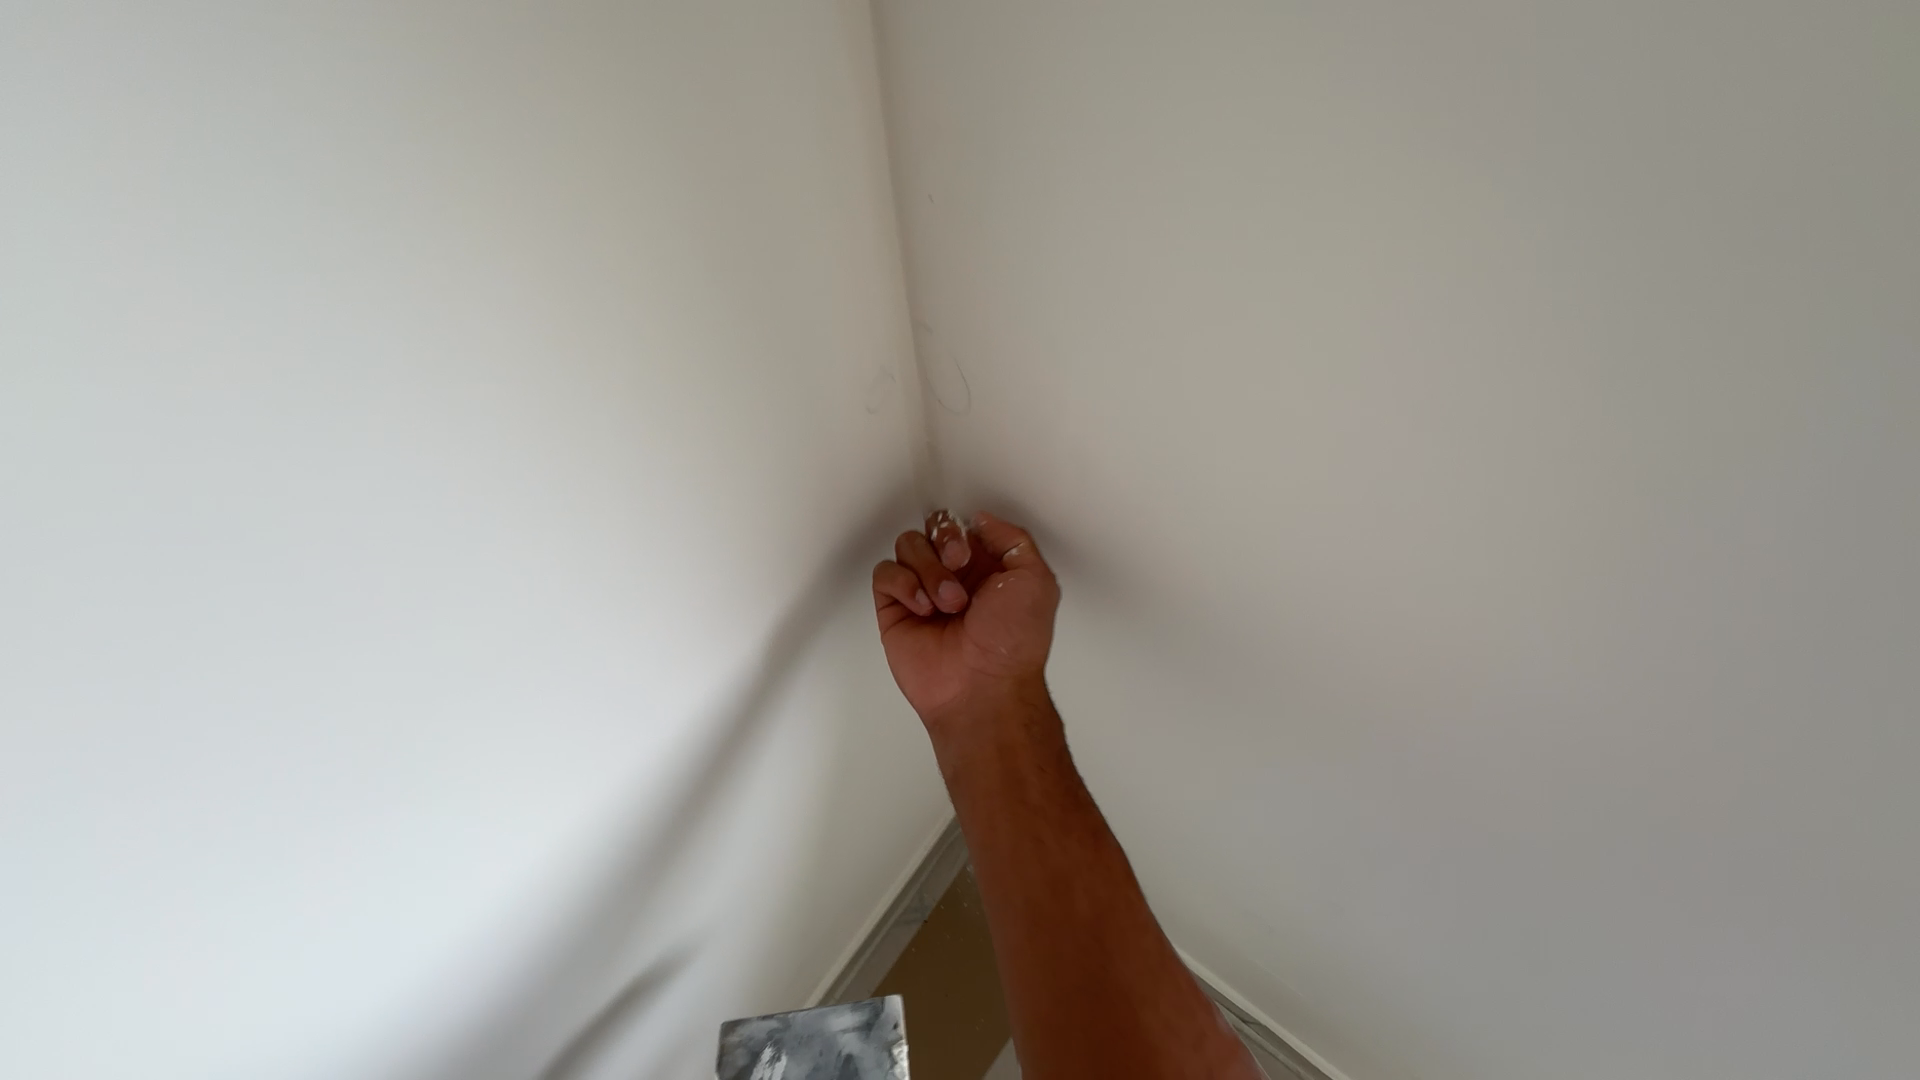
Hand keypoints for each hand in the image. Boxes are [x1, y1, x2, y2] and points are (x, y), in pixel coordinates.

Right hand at [872, 510, 1059, 729]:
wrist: (983, 685)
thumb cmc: (1012, 642)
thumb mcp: (1036, 579)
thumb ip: (1012, 538)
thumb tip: (980, 520)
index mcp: (986, 566)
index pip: (961, 524)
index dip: (962, 528)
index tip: (970, 551)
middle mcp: (953, 575)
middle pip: (931, 528)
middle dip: (944, 540)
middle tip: (957, 566)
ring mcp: (922, 591)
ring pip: (908, 545)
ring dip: (928, 569)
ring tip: (947, 603)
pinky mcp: (896, 610)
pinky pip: (885, 573)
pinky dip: (903, 584)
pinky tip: (923, 608)